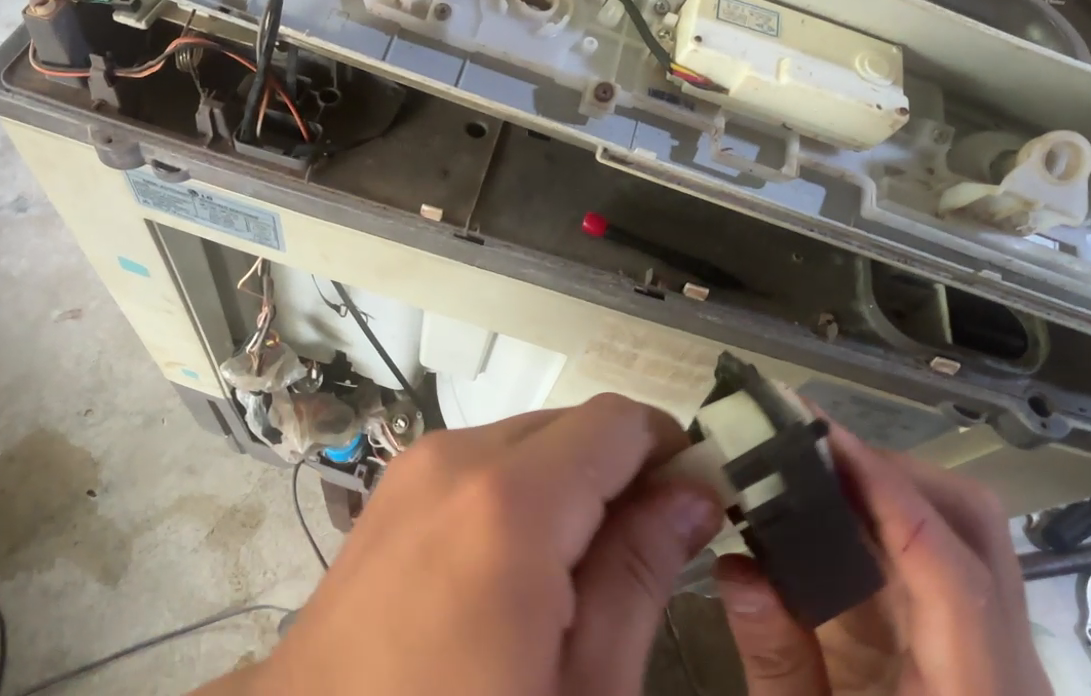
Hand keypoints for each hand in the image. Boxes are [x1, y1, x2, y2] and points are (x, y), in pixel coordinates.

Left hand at [197, 394, 722, 695]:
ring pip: (528, 440)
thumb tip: (692, 495)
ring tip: (579, 575)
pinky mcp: (393, 488)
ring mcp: (416, 467)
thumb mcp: (582, 686)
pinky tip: (521, 568)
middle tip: (647, 554)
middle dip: (621, 471)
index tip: (697, 505)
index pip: (618, 422)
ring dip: (571, 484)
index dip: (670, 453)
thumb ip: (640, 574)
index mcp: (510, 501)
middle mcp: (457, 457)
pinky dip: (521, 492)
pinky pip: (483, 463)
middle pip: (573, 425)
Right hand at [713, 424, 1050, 695]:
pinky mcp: (985, 652)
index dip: (886, 491)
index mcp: (976, 691)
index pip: (950, 568)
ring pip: (965, 534)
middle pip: (972, 526)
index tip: (817, 433)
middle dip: (886, 473)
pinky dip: (887, 526)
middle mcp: (1011, 665)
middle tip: (800, 449)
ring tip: (807, 473)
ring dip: (886, 491)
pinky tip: (830, 525)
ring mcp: (1007, 655)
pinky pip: (945, 562)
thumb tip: (735, 562)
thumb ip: (777, 662)